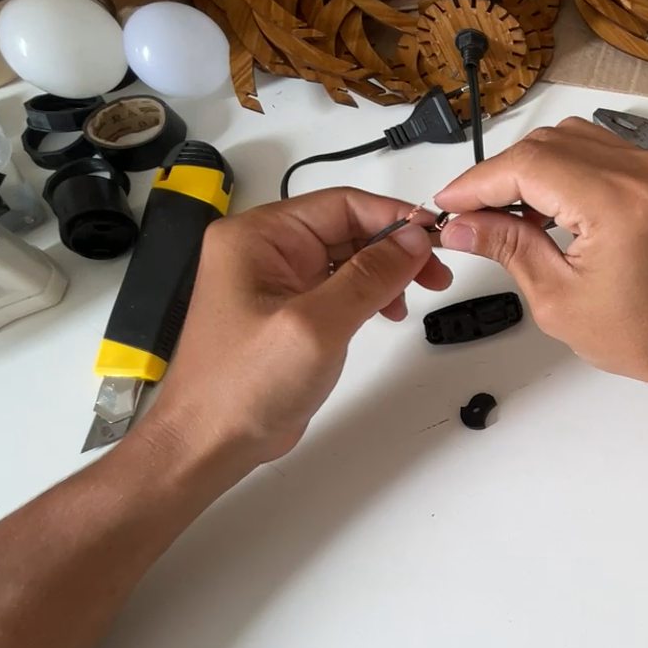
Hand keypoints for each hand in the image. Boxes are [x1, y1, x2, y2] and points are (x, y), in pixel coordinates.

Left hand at [133, 188, 451, 470]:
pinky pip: (342, 284)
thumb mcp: (318, 324)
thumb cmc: (246, 384)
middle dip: (397, 248)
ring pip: (351, 256)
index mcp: (258, 236)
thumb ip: (370, 276)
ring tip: (418, 295)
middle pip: (349, 227)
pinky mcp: (291, 308)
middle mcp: (266, 249)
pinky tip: (389, 311)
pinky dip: (373, 293)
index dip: (394, 217)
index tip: (437, 238)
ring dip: (390, 271)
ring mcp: (278, 280)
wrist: (210, 442)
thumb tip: (415, 238)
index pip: (341, 204)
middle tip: (437, 274)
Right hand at [431, 117, 647, 389]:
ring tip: (506, 212)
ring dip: (530, 168)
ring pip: (570, 139)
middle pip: (546, 144)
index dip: (478, 182)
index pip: (527, 166)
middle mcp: (640, 174)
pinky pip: (598, 151)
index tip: (450, 204)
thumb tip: (463, 225)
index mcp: (616, 204)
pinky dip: (564, 168)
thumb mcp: (559, 300)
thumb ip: (509, 248)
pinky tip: (546, 204)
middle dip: (499, 175)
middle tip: (470, 214)